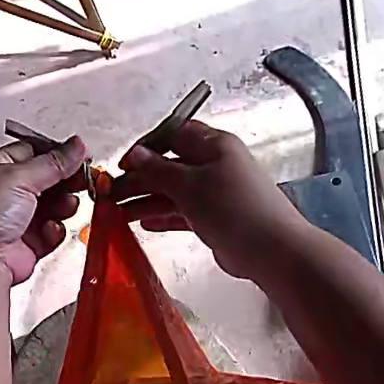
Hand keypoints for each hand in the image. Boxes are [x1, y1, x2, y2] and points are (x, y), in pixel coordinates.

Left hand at [0, 135, 88, 284]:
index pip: (32, 152)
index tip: (80, 157)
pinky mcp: (26, 244)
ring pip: (53, 207)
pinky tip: (50, 229)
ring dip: (63, 205)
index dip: (57, 154)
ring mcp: (15, 219)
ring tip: (66, 205)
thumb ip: (54, 162)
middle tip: (82, 180)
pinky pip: (51, 232)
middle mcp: (3, 193)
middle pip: (46, 180)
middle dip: (65, 181)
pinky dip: (55, 231)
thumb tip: (76, 145)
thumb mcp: (20, 177)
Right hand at [108, 121, 314, 281]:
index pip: (173, 134)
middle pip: (170, 166)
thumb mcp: (189, 184)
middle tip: (112, 195)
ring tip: (118, 213)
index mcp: (214, 145)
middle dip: (141, 179)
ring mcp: (217, 193)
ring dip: (147, 200)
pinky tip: (143, 223)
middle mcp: (216, 165)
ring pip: (175, 192)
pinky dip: (164, 216)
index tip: (122, 165)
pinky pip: (184, 213)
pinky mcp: (216, 219)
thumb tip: (134, 155)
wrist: (271, 249)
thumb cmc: (231, 207)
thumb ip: (158, 170)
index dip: (146, 148)